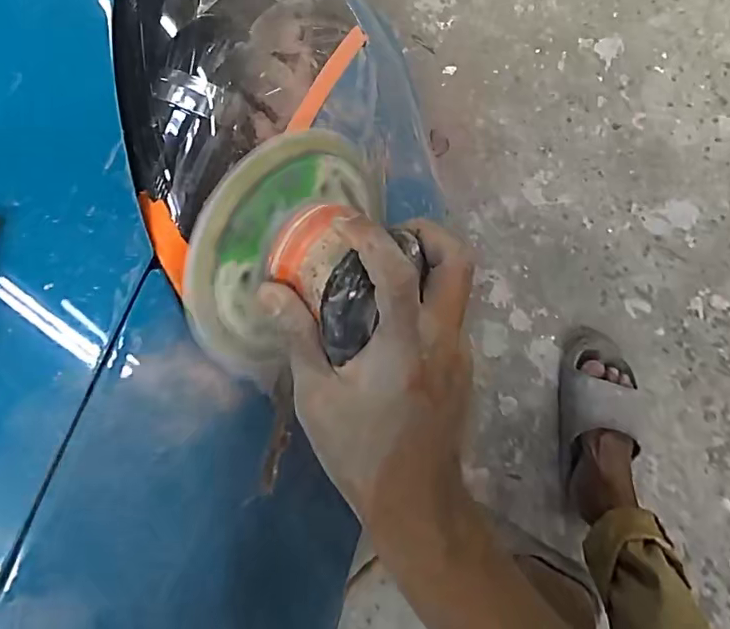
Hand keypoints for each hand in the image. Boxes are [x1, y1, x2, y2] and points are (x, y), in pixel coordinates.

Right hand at [259, 217, 473, 529]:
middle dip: (426, 232)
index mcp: (405, 346)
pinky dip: (422, 293)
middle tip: (384, 232)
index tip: (343, 222)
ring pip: (458, 284)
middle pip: (459, 261)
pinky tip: (384, 316)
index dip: (371, 237)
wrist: (419, 508)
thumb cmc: (360, 452)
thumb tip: (268, 290)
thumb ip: (297, 336)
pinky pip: (448, 310)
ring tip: (375, 269)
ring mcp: (460, 352)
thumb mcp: (316, 396)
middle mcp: (443, 340)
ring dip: (424, 261)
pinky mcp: (462, 365)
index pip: (398, 274)